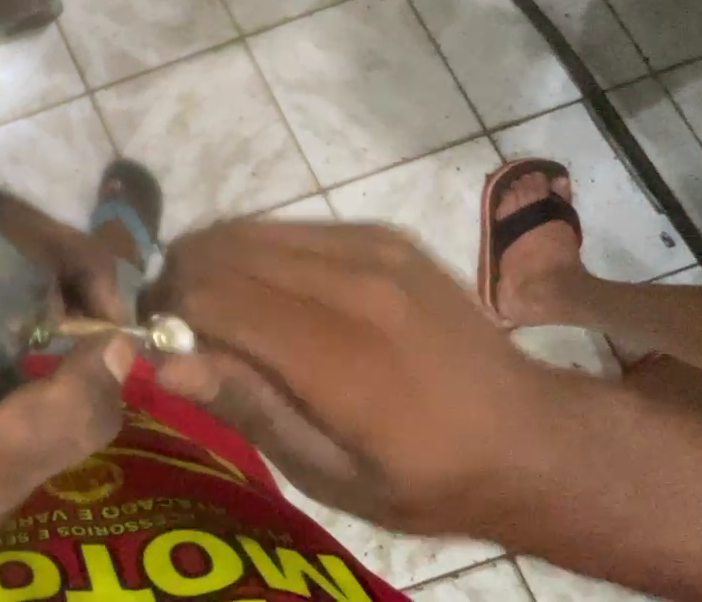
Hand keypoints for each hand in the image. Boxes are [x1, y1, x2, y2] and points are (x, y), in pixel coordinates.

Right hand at [141, 221, 567, 539]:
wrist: (539, 438)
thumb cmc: (424, 475)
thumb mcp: (329, 473)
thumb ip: (244, 407)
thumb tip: (163, 360)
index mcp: (343, 357)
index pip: (211, 299)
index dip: (168, 313)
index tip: (162, 340)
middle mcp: (354, 285)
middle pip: (214, 252)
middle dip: (179, 282)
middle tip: (182, 323)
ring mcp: (370, 249)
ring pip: (239, 231)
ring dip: (209, 262)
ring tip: (219, 306)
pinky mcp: (379, 232)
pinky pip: (279, 226)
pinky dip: (251, 253)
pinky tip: (270, 291)